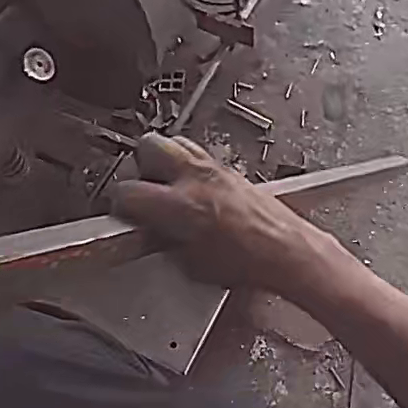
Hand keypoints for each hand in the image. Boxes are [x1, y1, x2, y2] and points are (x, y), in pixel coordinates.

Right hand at [107, 133, 354, 297]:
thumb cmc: (251, 262)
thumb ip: (167, 242)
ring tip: (167, 185)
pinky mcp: (231, 170)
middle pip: (148, 146)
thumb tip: (155, 233)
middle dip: (140, 168)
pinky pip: (200, 155)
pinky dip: (190, 167)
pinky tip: (195, 189)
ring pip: (175, 142)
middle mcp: (195, 178)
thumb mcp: (194, 265)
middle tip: (145, 191)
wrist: (288, 251)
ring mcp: (215, 169)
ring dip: (165, 160)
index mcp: (179, 205)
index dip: (119, 203)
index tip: (122, 213)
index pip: (127, 191)